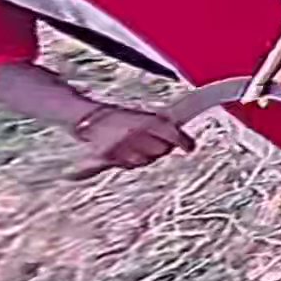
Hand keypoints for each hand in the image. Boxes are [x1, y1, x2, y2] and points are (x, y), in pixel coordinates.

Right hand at [71, 105, 195, 171]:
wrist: (90, 118)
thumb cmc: (126, 117)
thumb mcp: (150, 116)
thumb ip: (167, 127)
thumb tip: (187, 142)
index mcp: (150, 122)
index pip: (174, 135)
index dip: (185, 143)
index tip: (190, 148)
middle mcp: (136, 133)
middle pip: (161, 151)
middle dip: (162, 148)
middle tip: (155, 143)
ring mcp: (121, 145)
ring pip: (144, 161)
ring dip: (144, 157)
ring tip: (137, 147)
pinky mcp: (106, 156)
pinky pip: (124, 165)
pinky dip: (127, 162)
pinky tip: (126, 155)